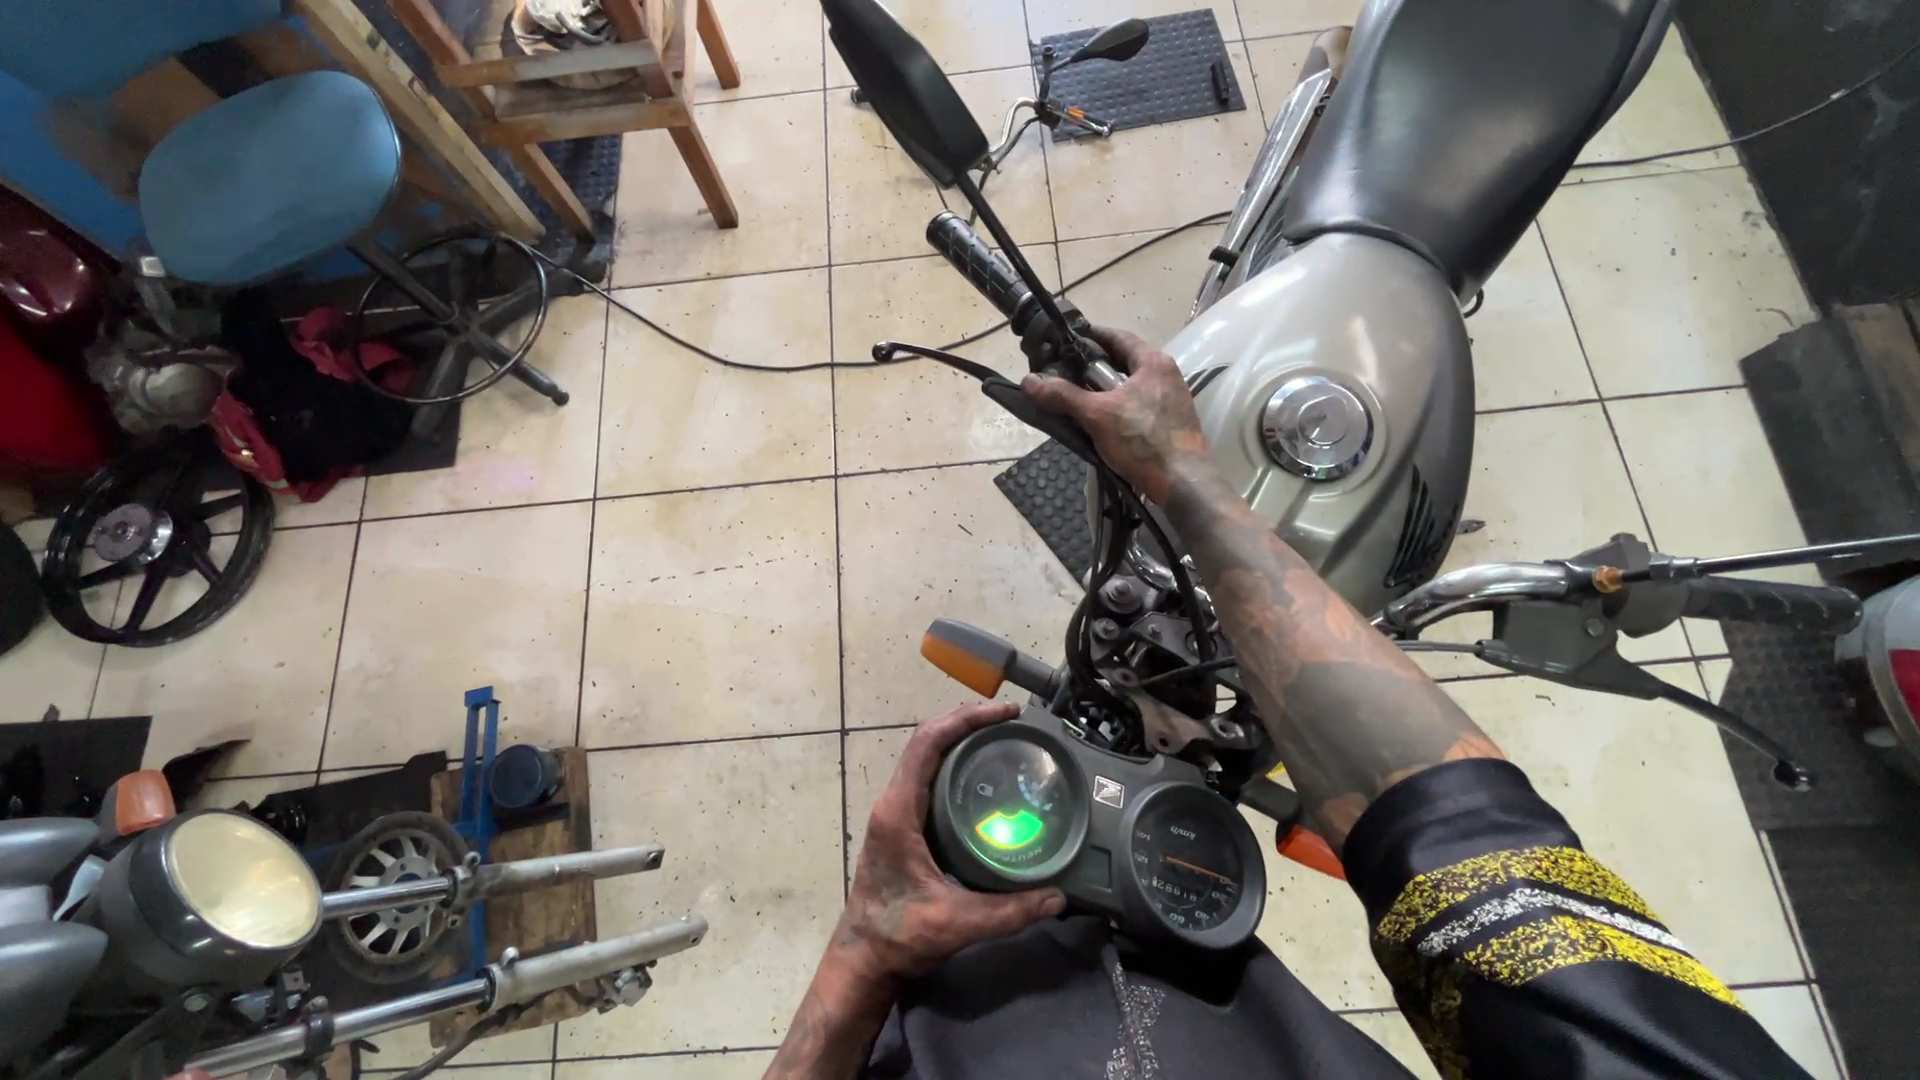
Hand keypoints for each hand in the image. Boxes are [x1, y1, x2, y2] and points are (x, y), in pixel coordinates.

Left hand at [837, 702, 1065, 983]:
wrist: (863, 959)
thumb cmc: (898, 936)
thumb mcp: (956, 923)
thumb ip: (1009, 912)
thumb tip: (1058, 897)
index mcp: (899, 811)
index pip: (927, 743)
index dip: (965, 720)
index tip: (1004, 713)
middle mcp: (893, 802)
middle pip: (926, 740)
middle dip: (967, 721)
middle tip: (1011, 720)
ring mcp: (895, 811)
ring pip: (925, 755)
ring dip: (958, 737)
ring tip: (1001, 736)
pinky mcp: (902, 823)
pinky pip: (927, 776)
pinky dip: (953, 761)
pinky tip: (984, 774)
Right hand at [1022, 326, 1212, 502]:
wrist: (1183, 482)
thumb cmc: (1142, 441)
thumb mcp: (1097, 416)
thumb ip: (1063, 397)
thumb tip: (1029, 382)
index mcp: (1154, 362)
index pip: (1119, 337)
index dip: (1093, 336)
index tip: (1069, 340)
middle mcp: (1167, 375)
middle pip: (1125, 362)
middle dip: (1097, 367)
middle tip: (1069, 373)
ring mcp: (1173, 400)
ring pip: (1132, 386)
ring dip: (1108, 391)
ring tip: (1081, 400)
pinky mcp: (1172, 423)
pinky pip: (1140, 406)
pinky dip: (1120, 409)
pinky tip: (1104, 424)